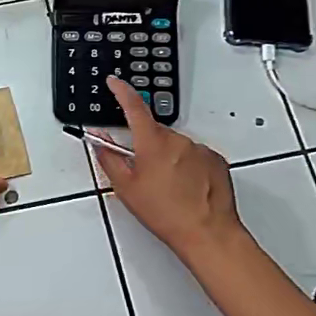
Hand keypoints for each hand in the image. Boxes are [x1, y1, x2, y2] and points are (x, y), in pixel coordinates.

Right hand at [92, 77, 246, 260]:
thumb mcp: (125, 186)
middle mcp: (178, 141)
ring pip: (173, 144)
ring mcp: (199, 150)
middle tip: (139, 170)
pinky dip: (184, 164)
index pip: (134, 107)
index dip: (121, 91)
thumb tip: (99, 140)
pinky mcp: (215, 161)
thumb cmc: (166, 214)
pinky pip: (193, 154)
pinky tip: (182, 186)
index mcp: (153, 144)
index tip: (115, 82)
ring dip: (165, 157)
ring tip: (164, 186)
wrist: (207, 233)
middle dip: (143, 145)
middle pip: (153, 131)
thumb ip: (108, 157)